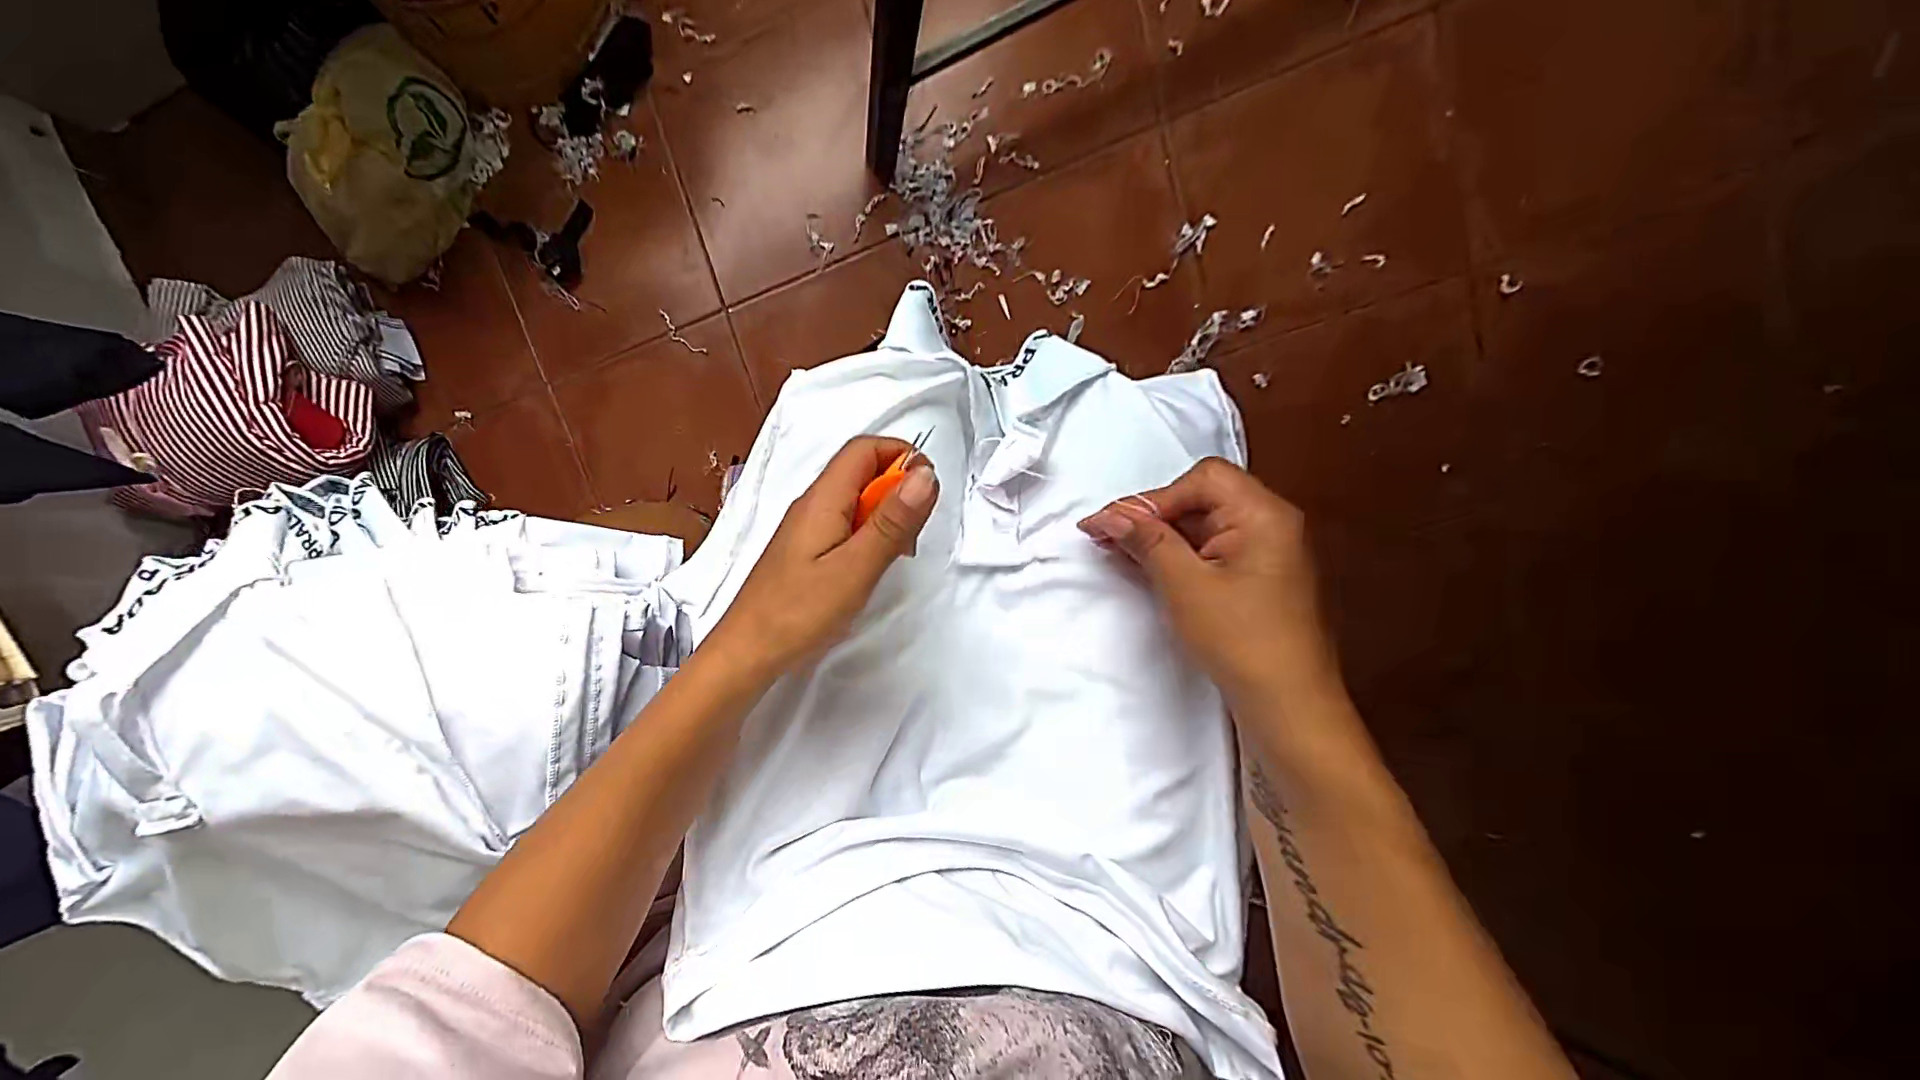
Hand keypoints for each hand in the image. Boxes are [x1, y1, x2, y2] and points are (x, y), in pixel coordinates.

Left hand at [707, 436, 938, 678]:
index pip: (865, 449)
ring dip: (886, 515)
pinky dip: (870, 535)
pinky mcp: (807, 550)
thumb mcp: (856, 567)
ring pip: (856, 499)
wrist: (747, 653)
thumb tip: (924, 476)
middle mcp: (812, 505)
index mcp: (822, 499)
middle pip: (862, 470)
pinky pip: (846, 525)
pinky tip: (872, 566)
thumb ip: (892, 521)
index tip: (927, 487)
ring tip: (896, 552)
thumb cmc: (796, 614)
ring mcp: (808, 527)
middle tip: (912, 529)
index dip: (902, 455)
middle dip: (898, 489)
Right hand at [1078, 458, 1337, 705]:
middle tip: (1107, 534)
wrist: (1288, 706)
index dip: (1152, 499)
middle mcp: (1272, 524)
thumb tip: (1112, 515)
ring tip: (1121, 551)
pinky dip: (1180, 554)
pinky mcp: (1259, 576)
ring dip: (1163, 535)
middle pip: (1202, 498)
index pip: (1199, 481)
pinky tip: (1151, 566)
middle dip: (1153, 515)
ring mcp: (1268, 551)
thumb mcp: (1185, 585)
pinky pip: (1213, 550)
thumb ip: (1147, 541)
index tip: (1111, 523)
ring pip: (1204, 525)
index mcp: (1265, 514)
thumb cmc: (1245, 643)